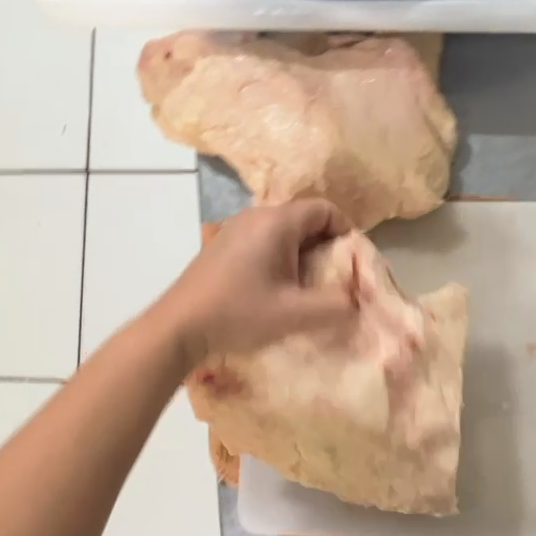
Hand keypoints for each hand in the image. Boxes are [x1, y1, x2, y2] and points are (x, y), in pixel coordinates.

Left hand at [153, 199, 355, 367]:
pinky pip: (262, 241)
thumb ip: (335, 305)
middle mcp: (255, 215)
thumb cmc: (238, 314)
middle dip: (325, 247)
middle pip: (304, 219)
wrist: (178, 327)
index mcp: (277, 222)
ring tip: (305, 288)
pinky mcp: (222, 245)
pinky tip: (274, 289)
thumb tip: (357, 299)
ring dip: (301, 255)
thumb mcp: (295, 314)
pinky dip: (278, 258)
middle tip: (332, 279)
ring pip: (282, 231)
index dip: (346, 232)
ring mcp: (234, 228)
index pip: (325, 209)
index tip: (352, 263)